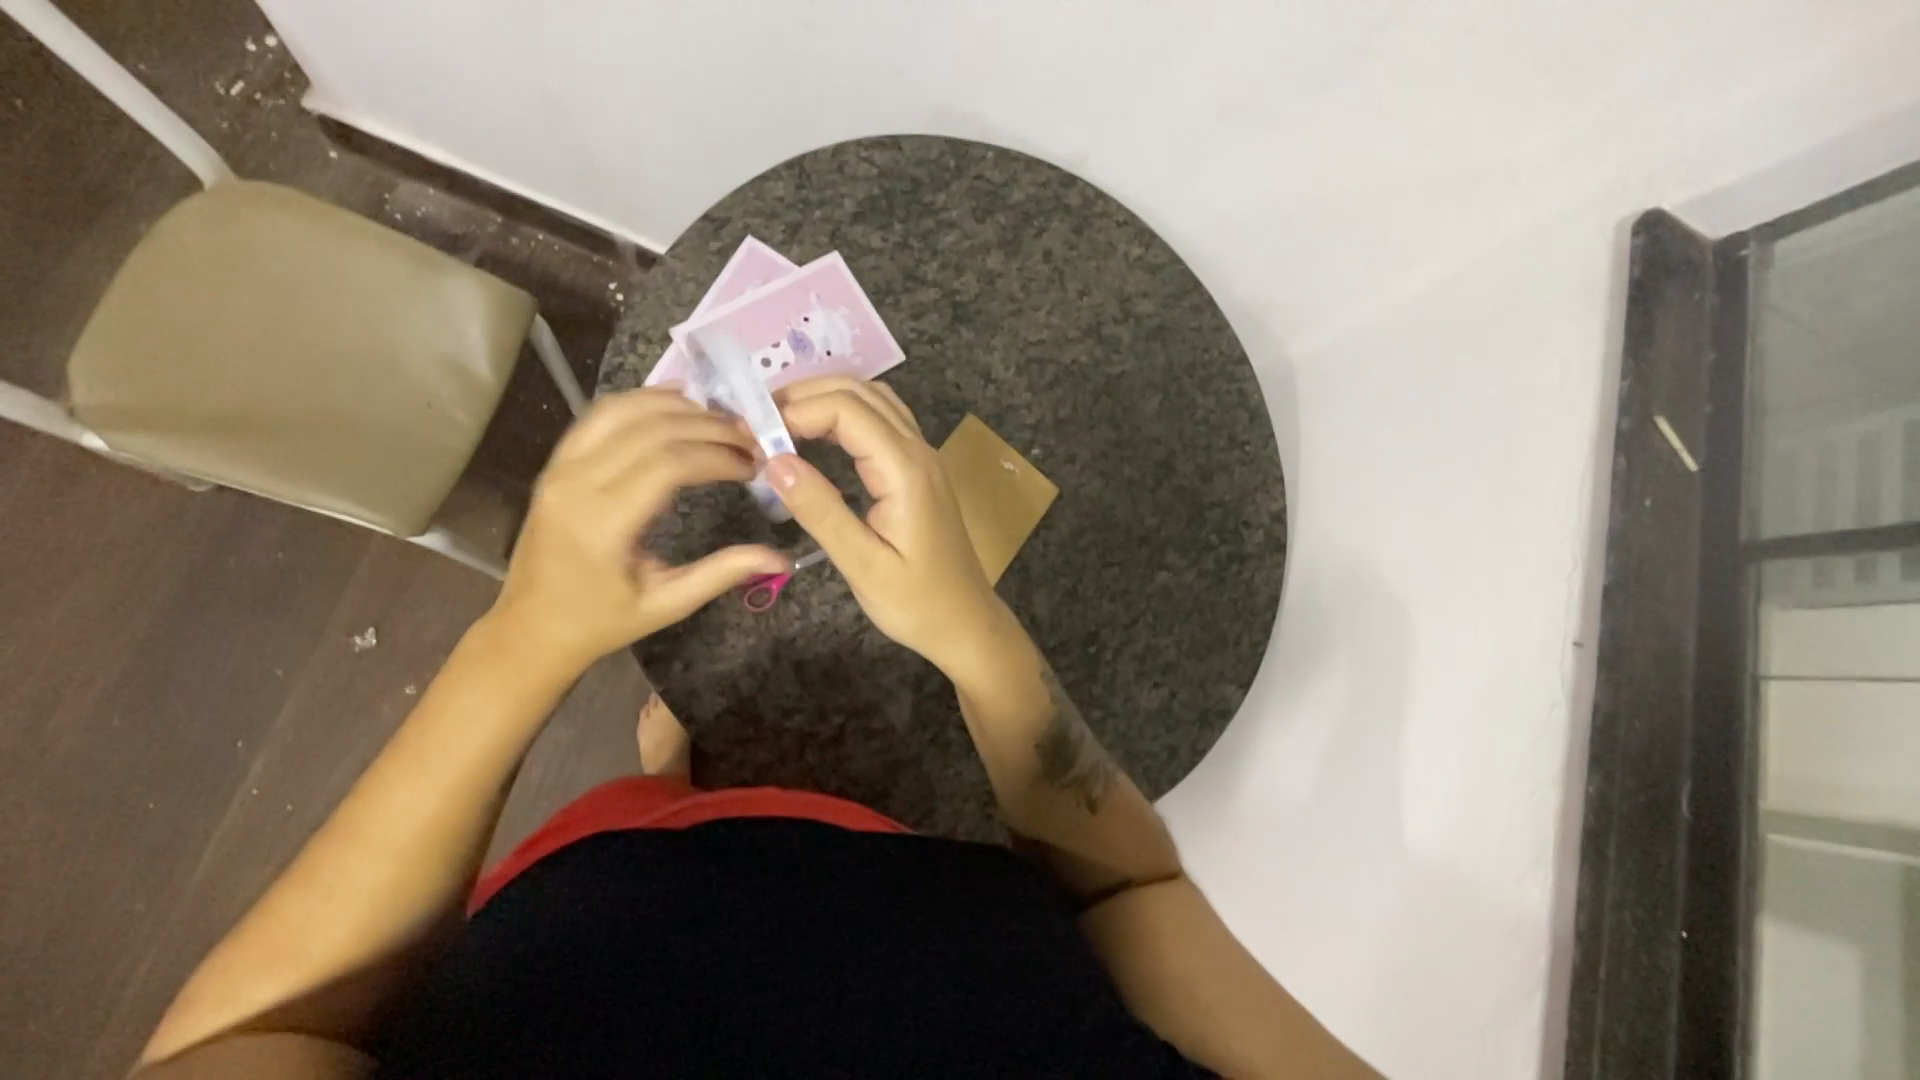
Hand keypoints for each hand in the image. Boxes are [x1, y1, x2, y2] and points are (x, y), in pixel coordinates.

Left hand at [488, 388, 788, 672]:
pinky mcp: (557, 462)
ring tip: (719, 420)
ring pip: (623, 411)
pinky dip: (641, 401)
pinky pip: (599, 415)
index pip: (669, 464)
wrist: (532, 627)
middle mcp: (576, 484)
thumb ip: (722, 573)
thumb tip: (781, 558)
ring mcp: (561, 468)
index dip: (717, 455)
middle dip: (708, 428)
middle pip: (651, 430)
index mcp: (603, 524)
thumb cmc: (602, 622)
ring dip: (677, 407)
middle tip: (748, 439)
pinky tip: (677, 404)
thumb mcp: (666, 604)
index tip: (752, 465)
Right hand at [768, 378, 1004, 673]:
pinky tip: (817, 435)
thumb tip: (774, 461)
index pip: (846, 409)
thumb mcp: (862, 565)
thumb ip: (820, 511)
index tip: (754, 434)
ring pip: (874, 401)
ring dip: (826, 399)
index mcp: (905, 470)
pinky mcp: (919, 471)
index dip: (797, 410)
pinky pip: (882, 422)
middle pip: (860, 392)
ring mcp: (922, 458)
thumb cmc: (916, 603)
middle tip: (757, 421)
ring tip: (779, 422)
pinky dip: (845, 415)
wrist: (966, 623)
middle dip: (806, 395)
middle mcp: (918, 451)